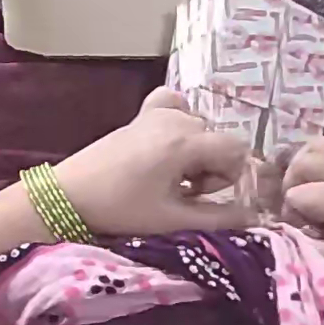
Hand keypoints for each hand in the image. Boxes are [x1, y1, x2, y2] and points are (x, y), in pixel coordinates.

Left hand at [51, 89, 253, 236]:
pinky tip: (165, 148)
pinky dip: (178, 124)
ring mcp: (157, 112)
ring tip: (169, 177)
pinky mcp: (141, 113)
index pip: (237, 148)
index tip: (207, 196)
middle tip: (183, 192)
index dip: (232, 175)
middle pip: (218, 139)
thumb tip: (255, 219)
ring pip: (198, 127)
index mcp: (185, 142)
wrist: (69, 194)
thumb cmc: (120, 208)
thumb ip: (218, 218)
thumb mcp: (172, 218)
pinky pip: (174, 105)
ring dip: (194, 152)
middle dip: (211, 168)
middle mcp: (176, 119)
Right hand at [280, 136, 323, 298]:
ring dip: (299, 171)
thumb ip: (300, 245)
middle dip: (291, 188)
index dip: (291, 216)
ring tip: (302, 196)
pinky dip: (310, 165)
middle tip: (298, 214)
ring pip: (314, 148)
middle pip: (304, 161)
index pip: (298, 194)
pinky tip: (310, 187)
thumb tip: (272, 231)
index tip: (303, 235)